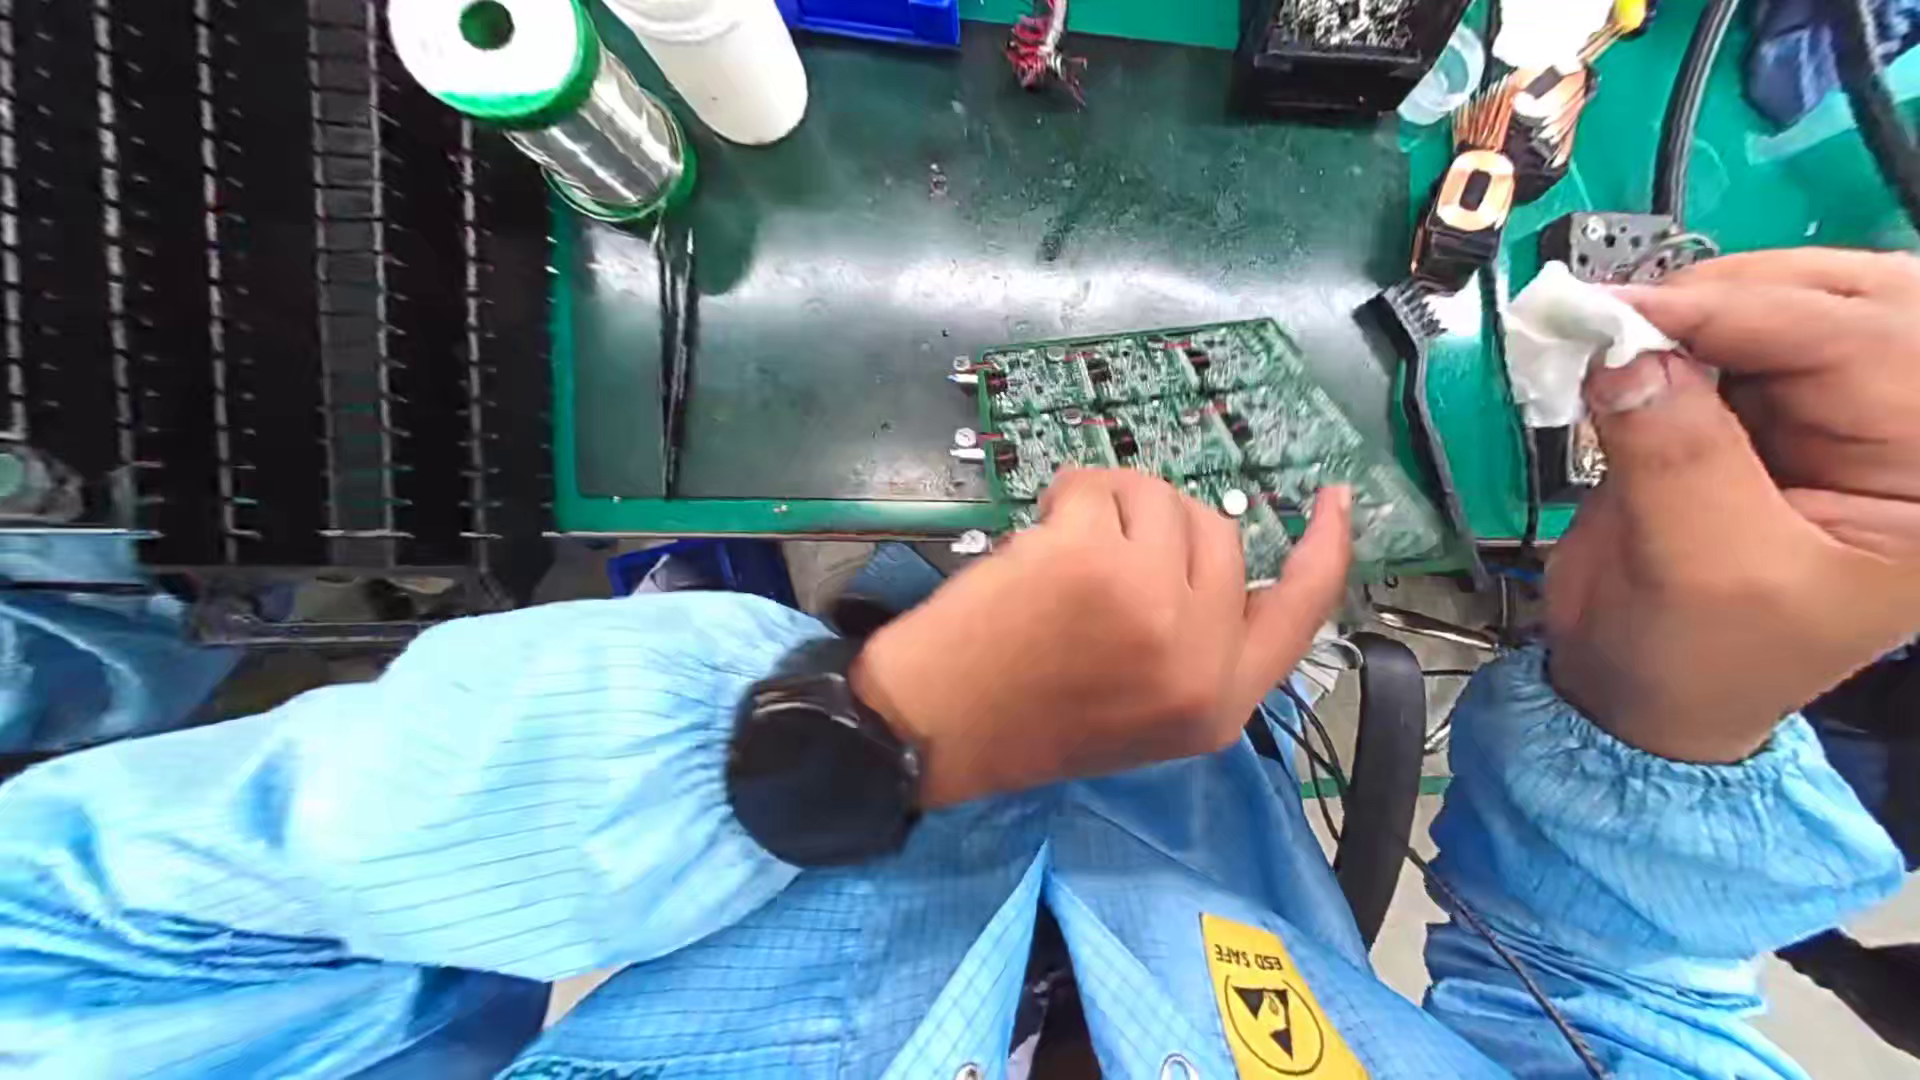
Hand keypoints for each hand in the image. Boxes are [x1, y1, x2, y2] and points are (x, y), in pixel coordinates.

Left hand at [851, 469, 1352, 805]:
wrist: (940, 729)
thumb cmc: (1028, 721)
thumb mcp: (1139, 710)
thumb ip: (1191, 643)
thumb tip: (1200, 560)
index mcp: (1216, 702)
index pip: (1301, 612)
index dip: (1325, 551)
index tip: (1337, 501)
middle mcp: (1197, 651)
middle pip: (1220, 534)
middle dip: (1158, 527)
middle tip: (1101, 549)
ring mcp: (1146, 598)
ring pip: (1158, 498)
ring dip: (1108, 507)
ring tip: (1061, 549)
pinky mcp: (1089, 556)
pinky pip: (1097, 486)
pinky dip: (1068, 495)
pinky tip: (1036, 536)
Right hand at [1546, 248, 1919, 761]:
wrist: (1641, 681)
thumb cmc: (1697, 648)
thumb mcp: (1702, 562)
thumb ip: (1676, 455)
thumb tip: (1623, 359)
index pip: (1869, 347)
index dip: (1741, 315)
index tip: (1619, 309)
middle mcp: (1903, 432)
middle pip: (1860, 304)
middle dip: (1734, 294)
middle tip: (1621, 311)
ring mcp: (1821, 425)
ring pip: (1783, 318)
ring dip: (1692, 313)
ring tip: (1610, 329)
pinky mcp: (1740, 429)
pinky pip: (1712, 359)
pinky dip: (1658, 346)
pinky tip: (1614, 354)